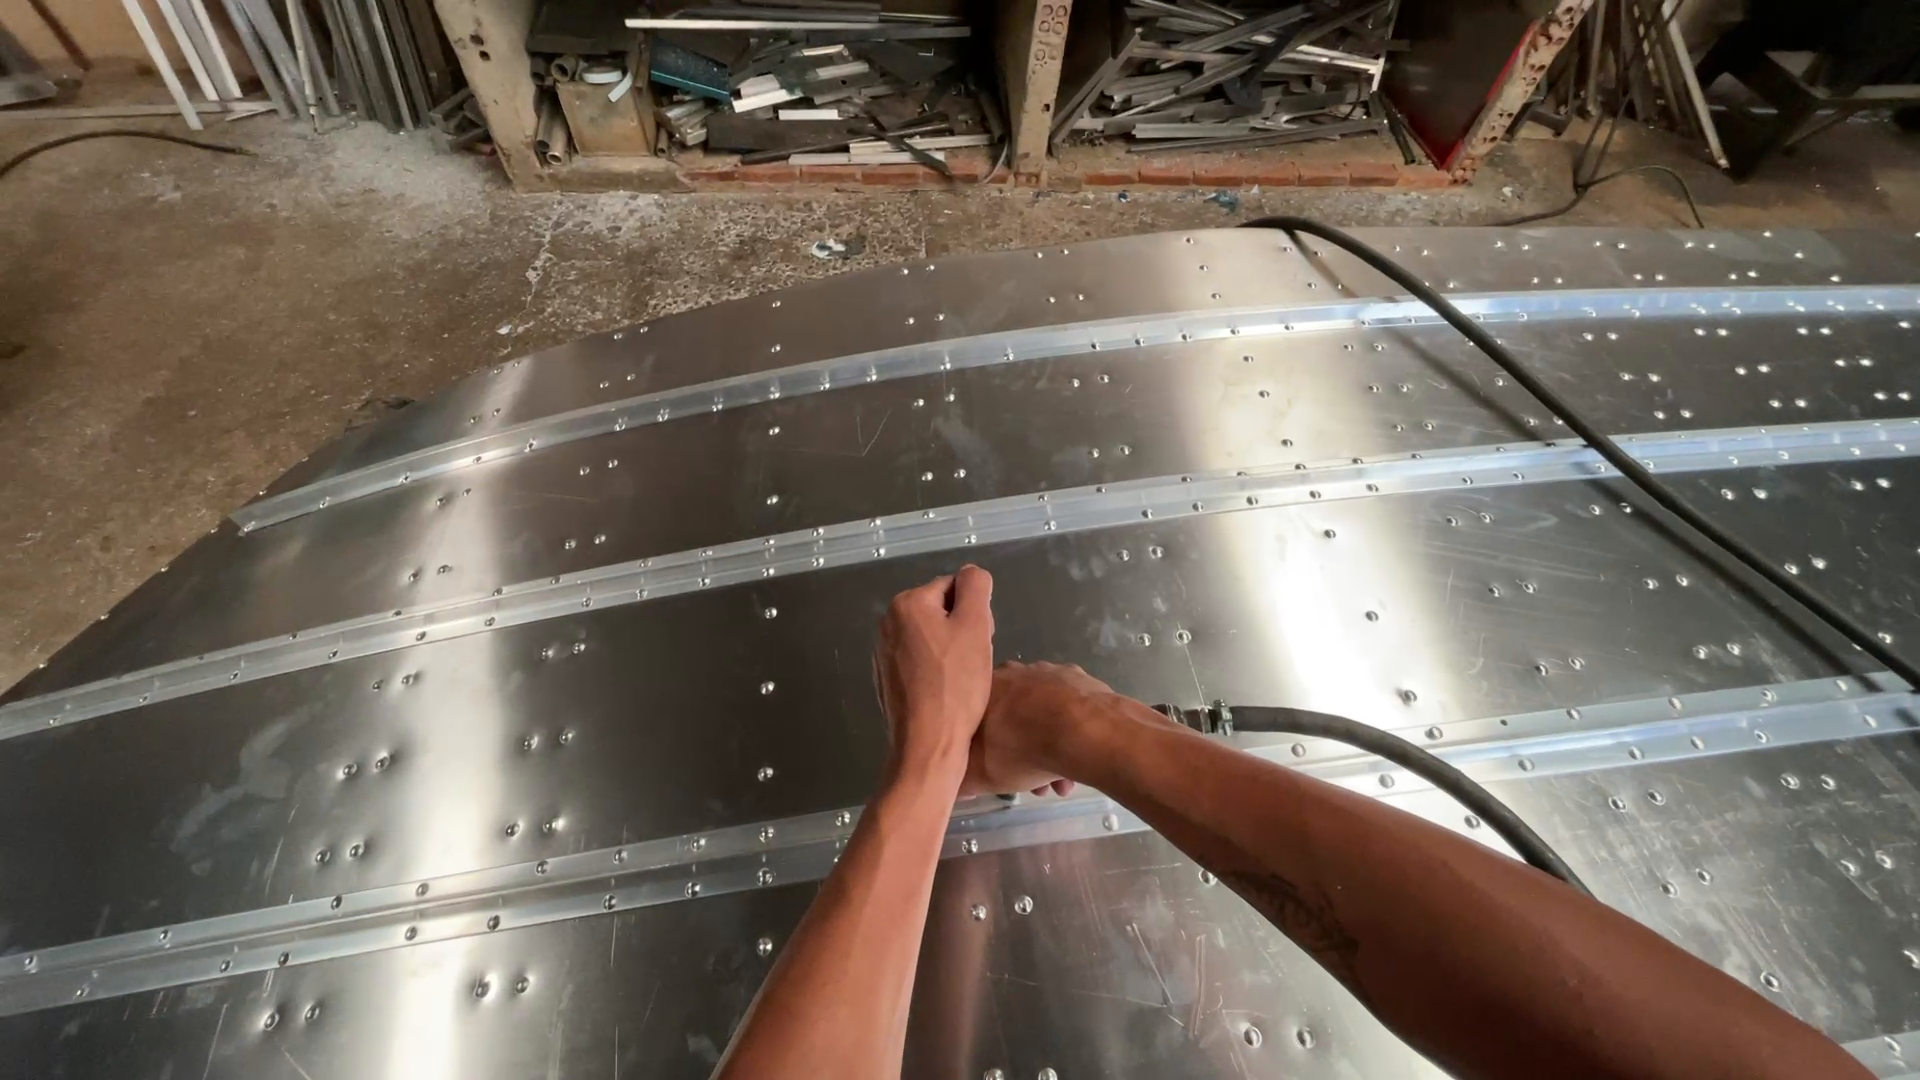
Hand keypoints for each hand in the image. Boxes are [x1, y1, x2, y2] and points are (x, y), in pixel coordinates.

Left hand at [873, 566, 995, 781]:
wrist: (929, 742)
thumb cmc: (957, 683)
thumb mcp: (976, 625)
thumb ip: (976, 587)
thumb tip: (971, 574)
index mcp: (905, 604)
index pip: (955, 588)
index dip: (976, 613)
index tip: (981, 641)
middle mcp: (887, 623)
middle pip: (941, 612)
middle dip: (963, 630)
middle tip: (974, 662)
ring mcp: (884, 653)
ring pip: (933, 638)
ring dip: (952, 651)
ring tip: (963, 680)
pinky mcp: (887, 680)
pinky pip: (921, 662)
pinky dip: (937, 671)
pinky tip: (948, 692)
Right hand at [962, 661, 1114, 797]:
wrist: (1083, 731)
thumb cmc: (1022, 750)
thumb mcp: (980, 775)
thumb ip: (960, 776)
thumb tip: (953, 780)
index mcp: (982, 689)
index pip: (974, 720)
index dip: (984, 751)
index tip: (996, 773)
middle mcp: (1012, 673)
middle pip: (1010, 719)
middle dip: (1020, 754)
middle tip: (1032, 786)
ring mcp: (1047, 672)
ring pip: (1040, 717)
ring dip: (1047, 749)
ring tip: (1060, 783)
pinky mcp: (1078, 678)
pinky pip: (1066, 711)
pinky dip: (1068, 734)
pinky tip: (1077, 760)